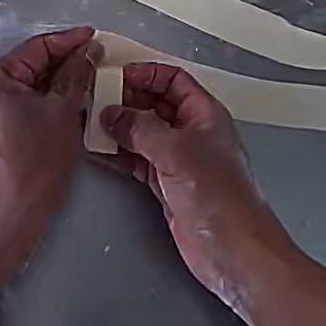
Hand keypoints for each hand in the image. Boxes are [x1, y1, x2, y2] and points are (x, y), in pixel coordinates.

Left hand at [0, 27, 95, 259]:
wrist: (4, 221)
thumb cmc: (33, 164)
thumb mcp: (62, 112)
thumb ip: (75, 75)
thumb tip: (86, 51)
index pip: (38, 47)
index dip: (69, 41)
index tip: (94, 35)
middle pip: (31, 64)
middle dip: (64, 61)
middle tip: (95, 57)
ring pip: (29, 84)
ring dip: (57, 81)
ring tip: (88, 77)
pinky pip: (23, 101)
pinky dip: (45, 98)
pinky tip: (69, 100)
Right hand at [98, 62, 294, 298]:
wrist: (234, 251)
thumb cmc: (217, 194)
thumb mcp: (176, 151)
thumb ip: (140, 129)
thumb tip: (111, 114)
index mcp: (204, 113)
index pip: (173, 80)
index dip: (146, 74)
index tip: (117, 76)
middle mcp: (192, 132)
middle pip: (155, 104)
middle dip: (127, 100)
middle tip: (97, 100)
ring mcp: (179, 159)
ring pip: (144, 133)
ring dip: (119, 128)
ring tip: (91, 122)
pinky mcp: (167, 184)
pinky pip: (138, 159)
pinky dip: (119, 154)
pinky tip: (98, 150)